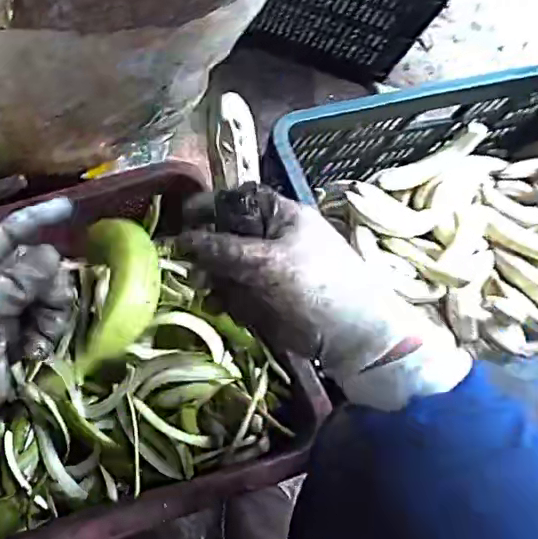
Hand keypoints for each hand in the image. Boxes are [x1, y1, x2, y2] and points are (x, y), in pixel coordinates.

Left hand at [0, 198, 78, 440]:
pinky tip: (32, 353)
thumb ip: (15, 280)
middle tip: (50, 308)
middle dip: (49, 284)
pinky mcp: (10, 343)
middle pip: (32, 266)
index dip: (35, 220)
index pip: (4, 234)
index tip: (69, 210)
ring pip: (43, 297)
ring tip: (36, 338)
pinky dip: (44, 337)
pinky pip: (42, 326)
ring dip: (50, 314)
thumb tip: (52, 254)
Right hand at [176, 184, 469, 410]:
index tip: (182, 219)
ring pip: (223, 265)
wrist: (356, 339)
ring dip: (211, 278)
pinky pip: (232, 291)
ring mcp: (267, 269)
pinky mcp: (264, 297)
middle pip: (224, 233)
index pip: (237, 199)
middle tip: (191, 265)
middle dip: (205, 249)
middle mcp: (271, 238)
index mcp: (280, 216)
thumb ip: (222, 249)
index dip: (208, 206)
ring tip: (206, 292)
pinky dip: (223, 298)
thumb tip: (181, 240)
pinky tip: (220, 307)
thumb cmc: (318, 286)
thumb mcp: (266, 262)